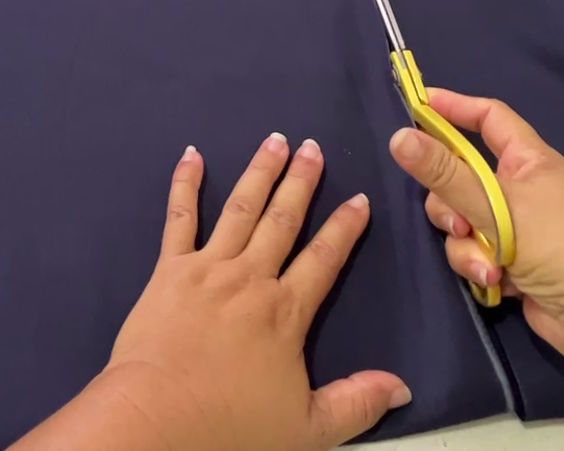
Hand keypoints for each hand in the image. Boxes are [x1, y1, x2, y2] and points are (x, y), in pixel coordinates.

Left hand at [11, 133, 410, 450]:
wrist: (160, 419)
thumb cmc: (231, 426)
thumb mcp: (309, 429)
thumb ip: (357, 403)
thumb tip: (403, 385)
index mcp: (285, 311)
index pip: (324, 259)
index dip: (344, 228)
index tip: (358, 198)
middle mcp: (250, 277)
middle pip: (283, 220)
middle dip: (301, 182)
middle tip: (312, 147)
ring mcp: (208, 267)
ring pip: (240, 208)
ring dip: (259, 172)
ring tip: (274, 141)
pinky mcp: (170, 268)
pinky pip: (179, 217)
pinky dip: (186, 183)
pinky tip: (192, 154)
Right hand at [387, 91, 563, 373]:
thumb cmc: (562, 248)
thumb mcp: (498, 207)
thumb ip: (445, 173)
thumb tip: (396, 136)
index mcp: (529, 160)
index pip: (488, 117)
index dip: (453, 107)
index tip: (415, 105)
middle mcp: (522, 188)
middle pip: (462, 174)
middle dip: (449, 199)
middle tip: (455, 220)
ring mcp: (519, 228)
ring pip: (464, 218)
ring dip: (465, 241)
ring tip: (485, 264)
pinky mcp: (514, 264)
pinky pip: (476, 250)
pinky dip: (478, 265)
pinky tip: (494, 283)